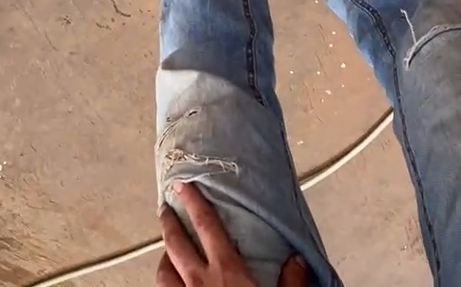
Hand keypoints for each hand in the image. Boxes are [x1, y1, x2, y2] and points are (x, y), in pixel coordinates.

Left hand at [156, 180, 310, 286]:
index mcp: (227, 269)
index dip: (194, 200)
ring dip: (164, 258)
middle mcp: (199, 282)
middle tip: (165, 208)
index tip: (183, 184)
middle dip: (169, 223)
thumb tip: (298, 258)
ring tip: (167, 251)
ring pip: (162, 272)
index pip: (207, 224)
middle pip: (176, 243)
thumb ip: (291, 282)